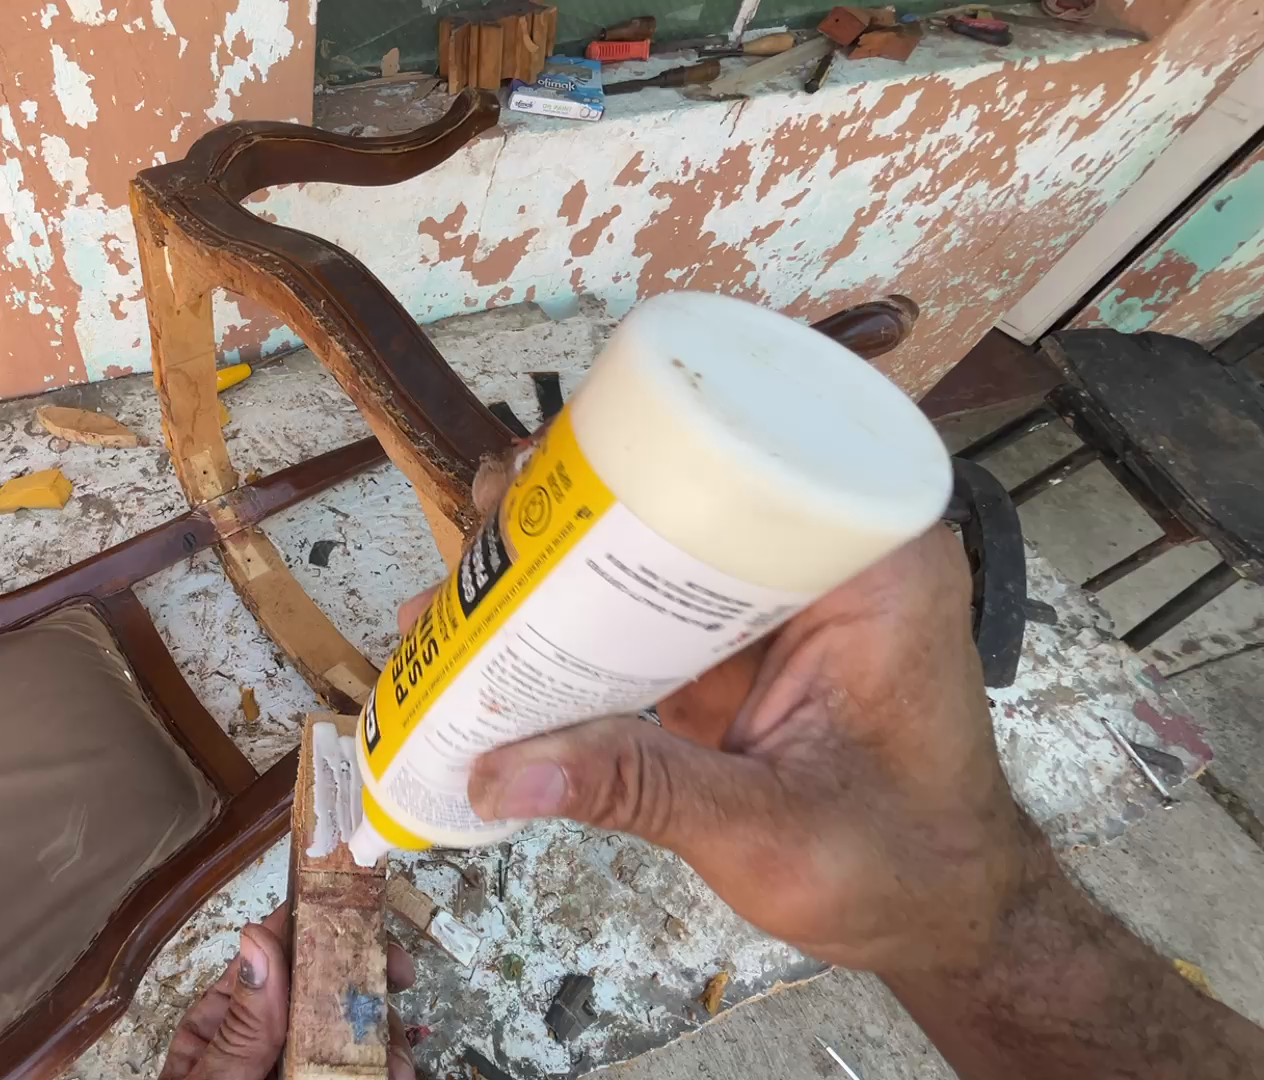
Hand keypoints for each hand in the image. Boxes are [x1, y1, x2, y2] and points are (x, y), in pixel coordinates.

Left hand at [160, 907, 418, 1079]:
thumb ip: (240, 1026)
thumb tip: (258, 934)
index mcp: (226, 1018)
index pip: (272, 951)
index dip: (320, 925)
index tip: (366, 921)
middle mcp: (267, 1038)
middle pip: (323, 988)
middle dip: (365, 983)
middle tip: (402, 981)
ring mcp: (297, 1069)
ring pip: (349, 1035)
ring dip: (382, 1039)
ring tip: (398, 1067)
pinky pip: (357, 1073)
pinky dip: (380, 1072)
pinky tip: (395, 1077)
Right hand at [406, 464, 1033, 975]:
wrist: (931, 914)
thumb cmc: (898, 866)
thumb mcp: (770, 830)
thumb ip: (640, 791)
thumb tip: (496, 773)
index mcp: (859, 563)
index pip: (744, 455)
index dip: (632, 444)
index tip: (539, 471)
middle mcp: (802, 559)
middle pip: (665, 492)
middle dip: (561, 501)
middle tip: (483, 519)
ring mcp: (746, 600)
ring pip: (632, 545)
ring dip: (546, 554)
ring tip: (463, 572)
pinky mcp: (707, 640)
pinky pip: (622, 603)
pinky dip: (557, 610)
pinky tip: (490, 627)